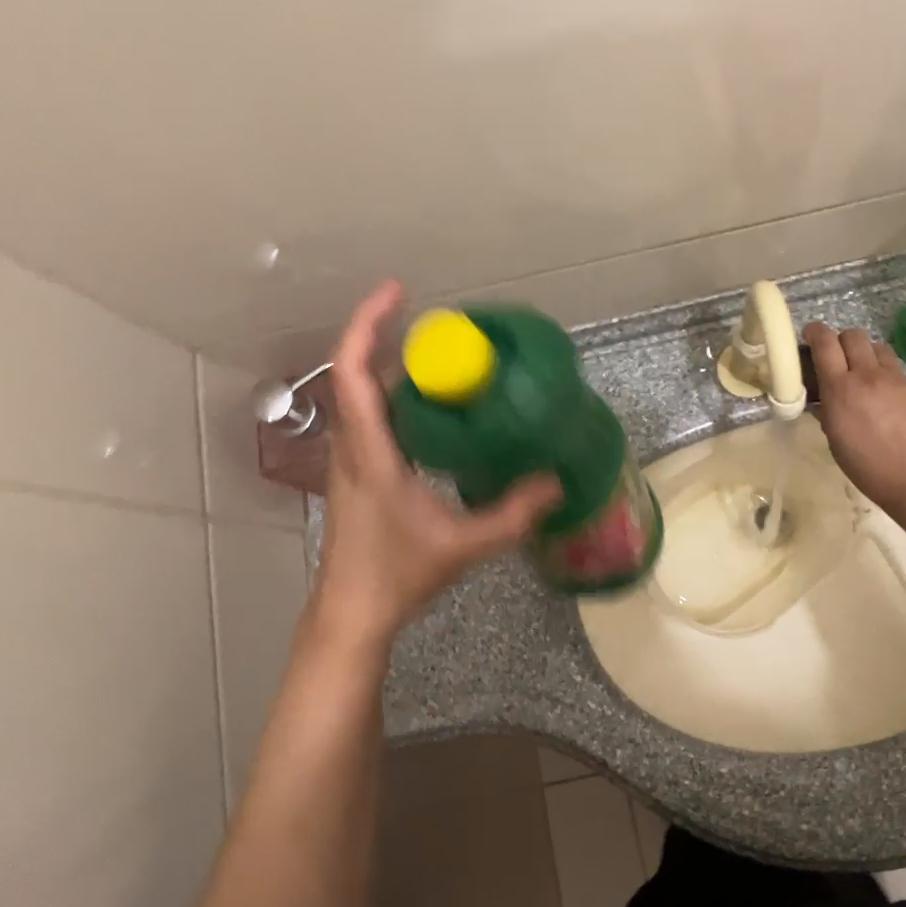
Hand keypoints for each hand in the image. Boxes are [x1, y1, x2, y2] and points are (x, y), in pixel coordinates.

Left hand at [315, 282, 561, 640]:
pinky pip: (373, 419)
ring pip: (365, 397)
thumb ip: (513, 514)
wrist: (351, 613)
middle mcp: (353, 446)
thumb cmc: (397, 577)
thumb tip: (555, 480)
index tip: (399, 293)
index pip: (353, 372)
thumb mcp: (463, 546)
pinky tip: (440, 414)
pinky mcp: (357, 474)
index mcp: (370, 452)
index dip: (369, 324)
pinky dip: (400, 400)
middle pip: (359, 374)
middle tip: (446, 331)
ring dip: (397, 371)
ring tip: (448, 363)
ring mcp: (350, 460)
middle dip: (392, 339)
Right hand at [803, 322, 905, 512]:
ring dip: (866, 353)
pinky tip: (887, 396)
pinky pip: (897, 369)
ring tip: (864, 373)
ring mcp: (897, 379)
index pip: (825, 343)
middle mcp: (869, 375)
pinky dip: (886, 374)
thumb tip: (823, 400)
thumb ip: (828, 412)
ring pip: (878, 347)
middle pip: (853, 335)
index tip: (810, 335)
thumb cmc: (869, 468)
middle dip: (841, 340)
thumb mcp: (836, 441)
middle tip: (837, 357)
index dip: (815, 333)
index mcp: (841, 389)